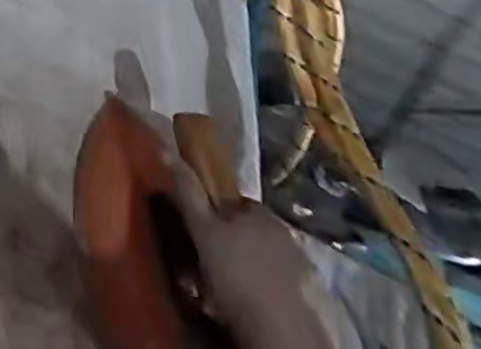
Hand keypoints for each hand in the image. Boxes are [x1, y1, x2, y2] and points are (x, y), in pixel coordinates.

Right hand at [171, 162, 361, 348]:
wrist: (282, 335)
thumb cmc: (236, 274)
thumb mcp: (202, 230)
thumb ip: (187, 191)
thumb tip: (166, 150)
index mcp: (263, 215)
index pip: (238, 202)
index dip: (218, 212)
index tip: (201, 228)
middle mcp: (288, 235)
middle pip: (252, 230)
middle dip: (233, 240)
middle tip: (208, 258)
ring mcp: (305, 269)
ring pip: (267, 258)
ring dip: (248, 265)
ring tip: (225, 285)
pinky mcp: (314, 301)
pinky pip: (281, 284)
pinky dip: (265, 289)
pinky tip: (249, 303)